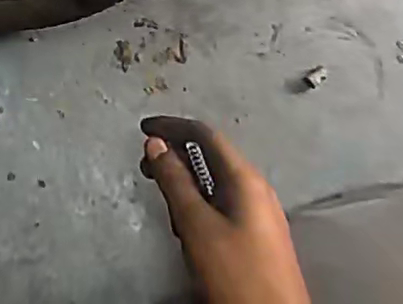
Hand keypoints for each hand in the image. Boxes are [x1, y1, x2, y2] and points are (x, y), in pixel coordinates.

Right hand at [140, 117, 310, 303]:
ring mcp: (260, 215)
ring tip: (164, 200)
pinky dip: (198, 203)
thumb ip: (174, 180)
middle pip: (210, 156)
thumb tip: (155, 143)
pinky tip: (186, 226)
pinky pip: (221, 204)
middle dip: (175, 156)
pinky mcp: (258, 239)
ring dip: (185, 182)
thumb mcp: (197, 225)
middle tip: (146, 168)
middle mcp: (256, 189)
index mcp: (245, 178)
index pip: (204, 134)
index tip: (143, 129)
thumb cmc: (237, 275)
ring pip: (214, 182)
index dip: (171, 126)